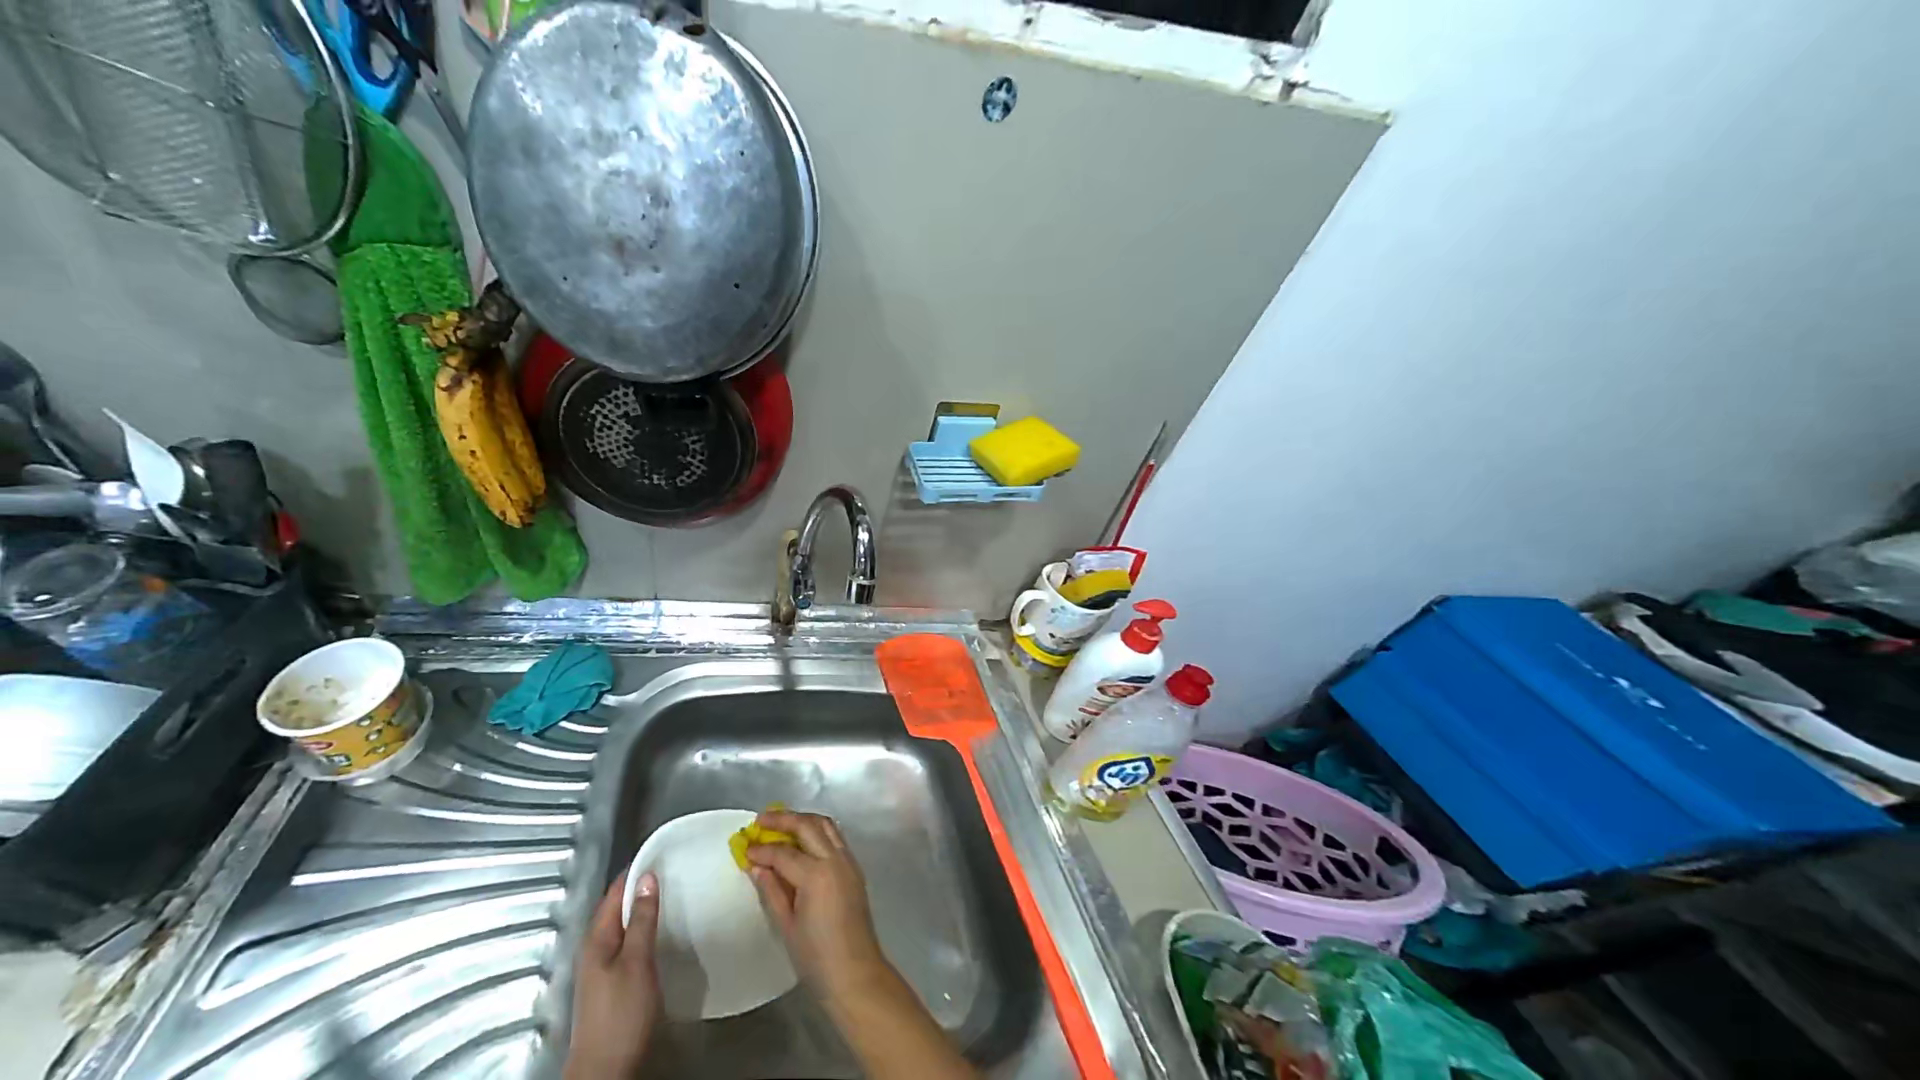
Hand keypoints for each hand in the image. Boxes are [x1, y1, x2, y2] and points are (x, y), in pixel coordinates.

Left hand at [564, 874, 660, 1079]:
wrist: (606, 1069)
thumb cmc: (622, 1012)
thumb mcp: (637, 961)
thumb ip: (641, 920)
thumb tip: (646, 877)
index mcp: (596, 937)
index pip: (615, 890)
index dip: (637, 869)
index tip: (666, 852)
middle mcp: (595, 946)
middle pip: (618, 906)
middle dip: (643, 887)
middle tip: (678, 871)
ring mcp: (602, 965)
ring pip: (625, 924)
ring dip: (645, 909)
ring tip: (676, 895)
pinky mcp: (613, 980)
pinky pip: (629, 941)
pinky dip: (646, 930)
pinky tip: (665, 931)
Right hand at [745, 810, 887, 999]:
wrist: (855, 973)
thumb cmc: (816, 957)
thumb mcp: (786, 925)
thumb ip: (772, 890)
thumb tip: (757, 865)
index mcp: (817, 875)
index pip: (784, 852)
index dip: (761, 849)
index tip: (744, 848)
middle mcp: (835, 860)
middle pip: (808, 826)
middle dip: (783, 820)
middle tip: (760, 820)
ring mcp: (849, 861)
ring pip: (826, 825)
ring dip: (803, 820)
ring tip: (780, 823)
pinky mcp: (855, 868)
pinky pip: (835, 837)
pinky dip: (817, 830)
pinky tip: (802, 840)